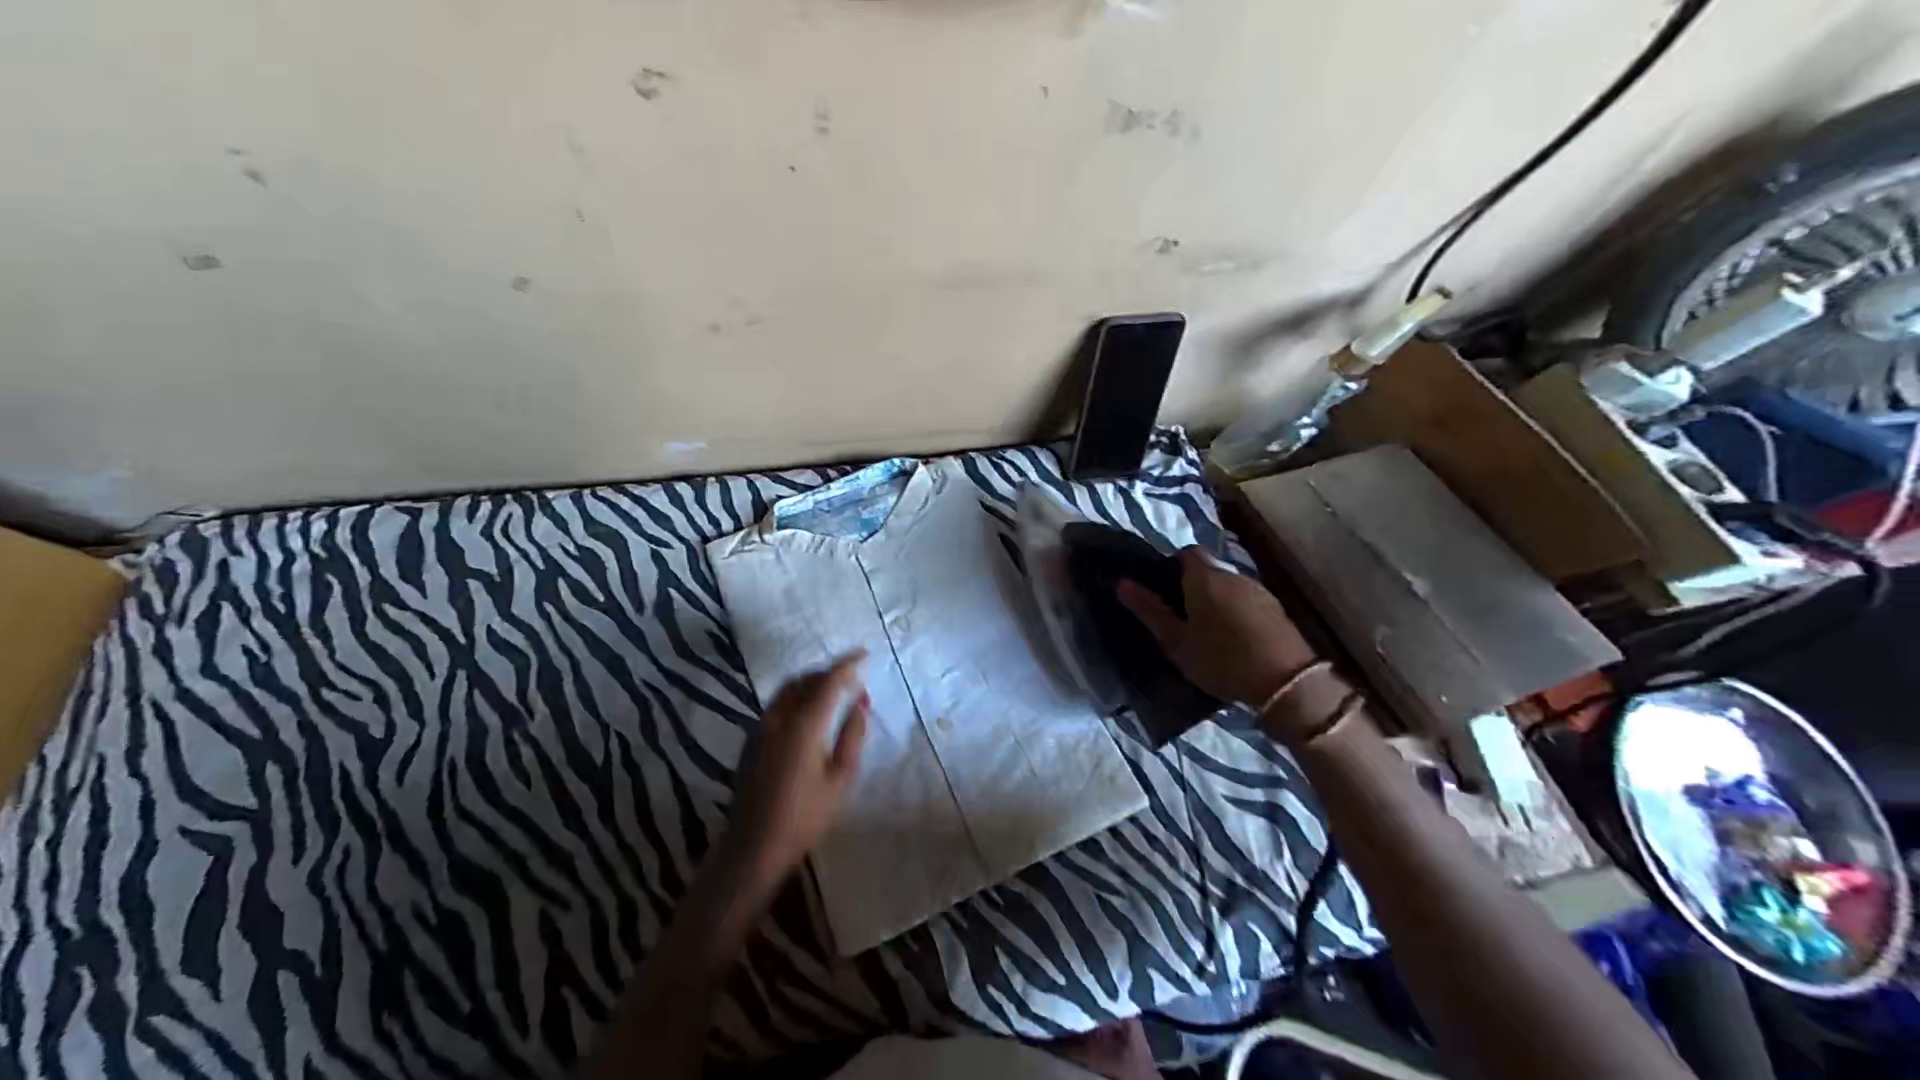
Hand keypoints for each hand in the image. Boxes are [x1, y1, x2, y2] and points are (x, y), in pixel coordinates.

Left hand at [725, 652, 869, 889]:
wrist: (752, 847)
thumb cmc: (804, 817)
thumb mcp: (840, 778)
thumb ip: (852, 736)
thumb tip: (858, 707)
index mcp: (803, 724)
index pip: (829, 680)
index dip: (848, 664)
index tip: (865, 655)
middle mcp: (778, 717)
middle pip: (805, 679)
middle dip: (830, 673)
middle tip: (854, 684)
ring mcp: (760, 727)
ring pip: (788, 690)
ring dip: (812, 683)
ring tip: (835, 696)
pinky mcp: (751, 740)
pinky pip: (777, 704)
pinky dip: (797, 697)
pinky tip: (810, 716)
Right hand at [1117, 547, 1318, 710]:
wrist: (1285, 681)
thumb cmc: (1221, 659)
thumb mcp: (1176, 641)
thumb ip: (1150, 611)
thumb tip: (1122, 583)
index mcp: (1204, 577)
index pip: (1186, 552)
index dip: (1172, 566)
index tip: (1163, 591)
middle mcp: (1232, 574)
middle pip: (1208, 569)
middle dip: (1194, 586)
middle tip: (1181, 617)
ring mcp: (1258, 590)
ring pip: (1228, 586)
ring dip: (1216, 600)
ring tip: (1206, 631)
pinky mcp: (1276, 609)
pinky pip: (1246, 601)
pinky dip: (1235, 612)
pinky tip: (1232, 639)